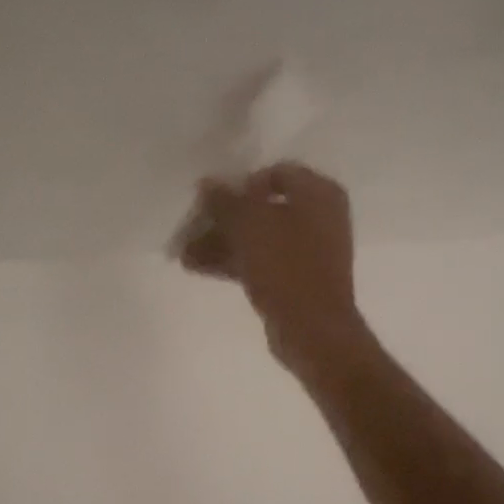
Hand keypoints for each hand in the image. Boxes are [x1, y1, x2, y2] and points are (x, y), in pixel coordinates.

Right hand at [179, 163, 366, 366]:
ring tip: (183, 254)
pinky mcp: (296, 280)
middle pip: (262, 209)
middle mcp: (319, 217)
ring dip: (220, 243)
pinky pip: (261, 262)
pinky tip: (197, 268)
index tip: (209, 200)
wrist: (313, 330)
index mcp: (318, 193)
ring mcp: (308, 251)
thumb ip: (225, 200)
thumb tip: (207, 183)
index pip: (273, 174)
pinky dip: (233, 262)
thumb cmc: (286, 266)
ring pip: (258, 238)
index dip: (238, 184)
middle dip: (222, 219)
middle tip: (189, 229)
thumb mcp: (249, 224)